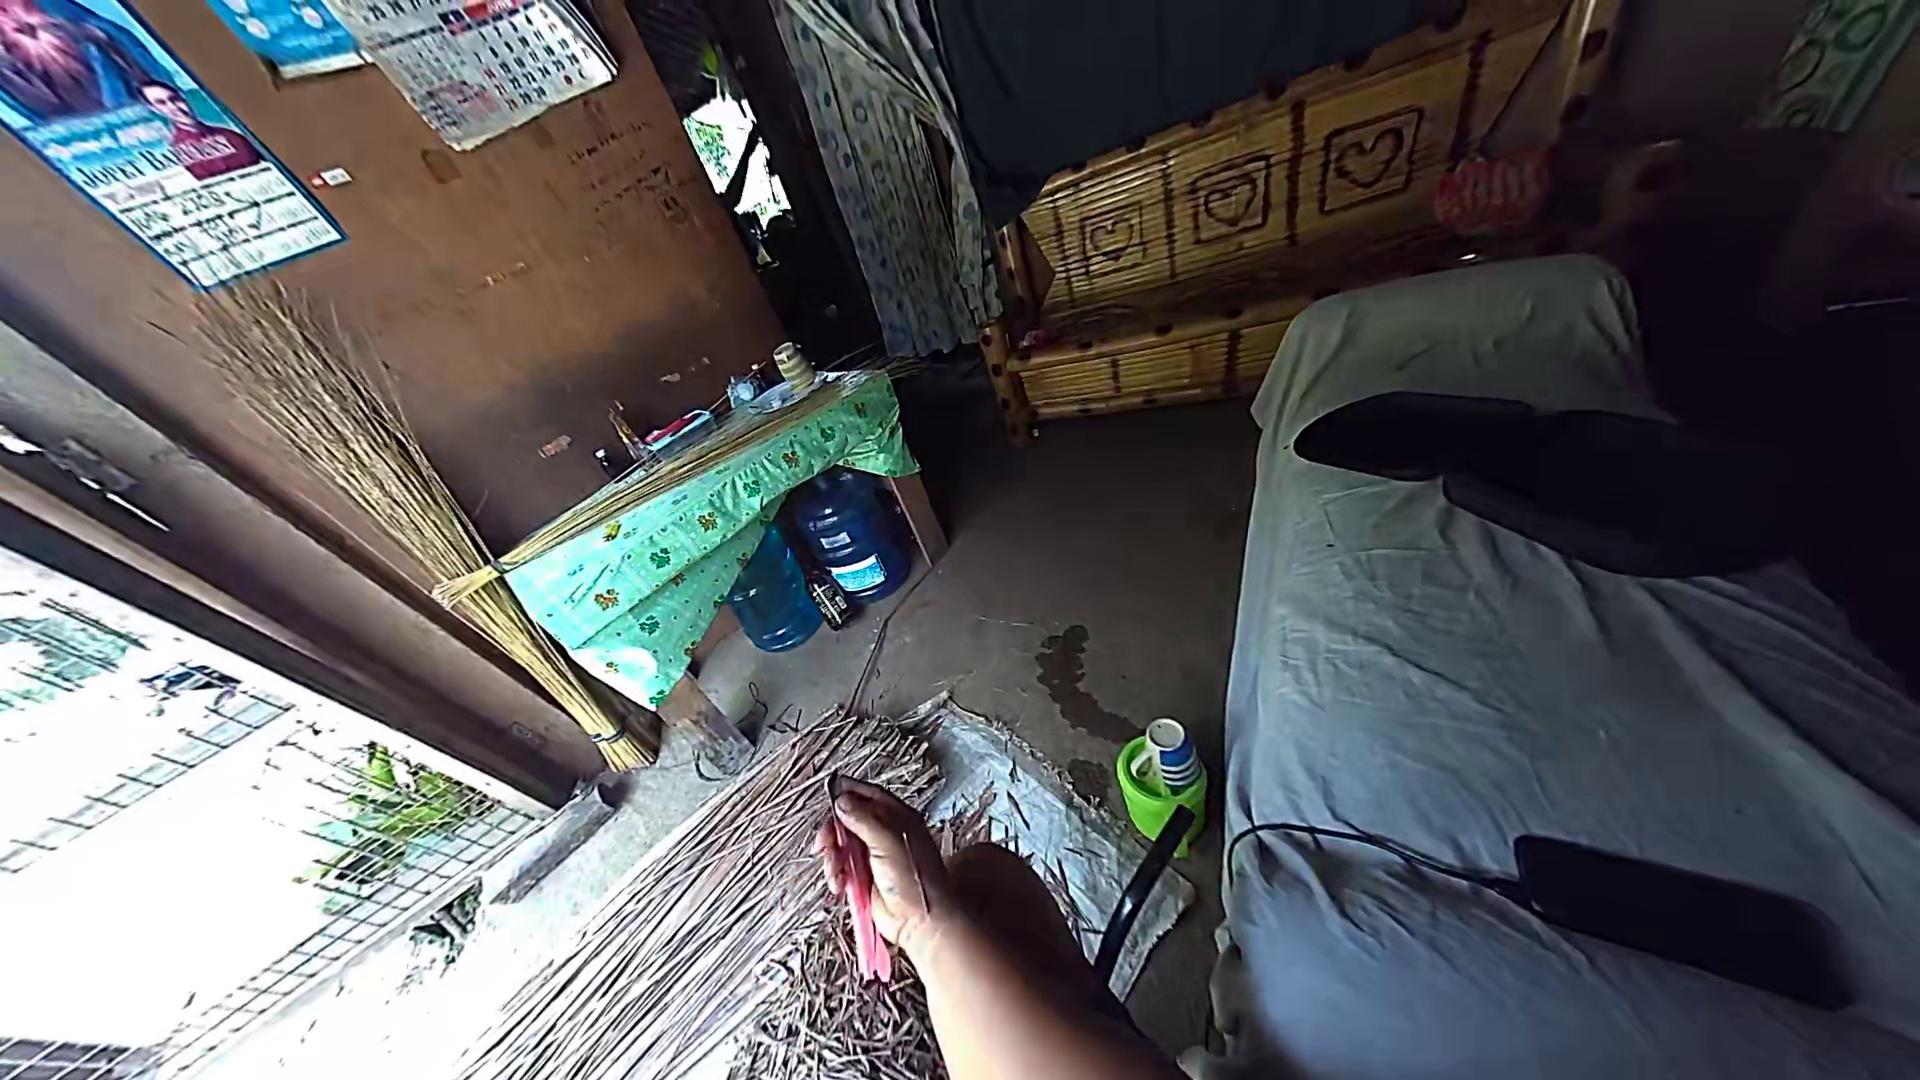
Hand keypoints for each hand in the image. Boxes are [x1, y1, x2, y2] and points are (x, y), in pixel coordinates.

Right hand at [814, 777, 953, 958]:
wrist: (919, 922)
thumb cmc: (914, 878)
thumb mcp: (889, 841)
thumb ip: (864, 819)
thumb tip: (842, 800)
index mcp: (896, 817)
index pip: (869, 795)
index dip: (849, 791)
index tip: (830, 791)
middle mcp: (883, 833)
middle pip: (849, 820)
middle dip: (833, 831)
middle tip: (825, 843)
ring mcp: (872, 855)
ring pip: (841, 845)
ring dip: (833, 858)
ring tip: (836, 872)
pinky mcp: (862, 877)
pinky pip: (840, 868)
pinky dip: (835, 875)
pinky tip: (839, 885)